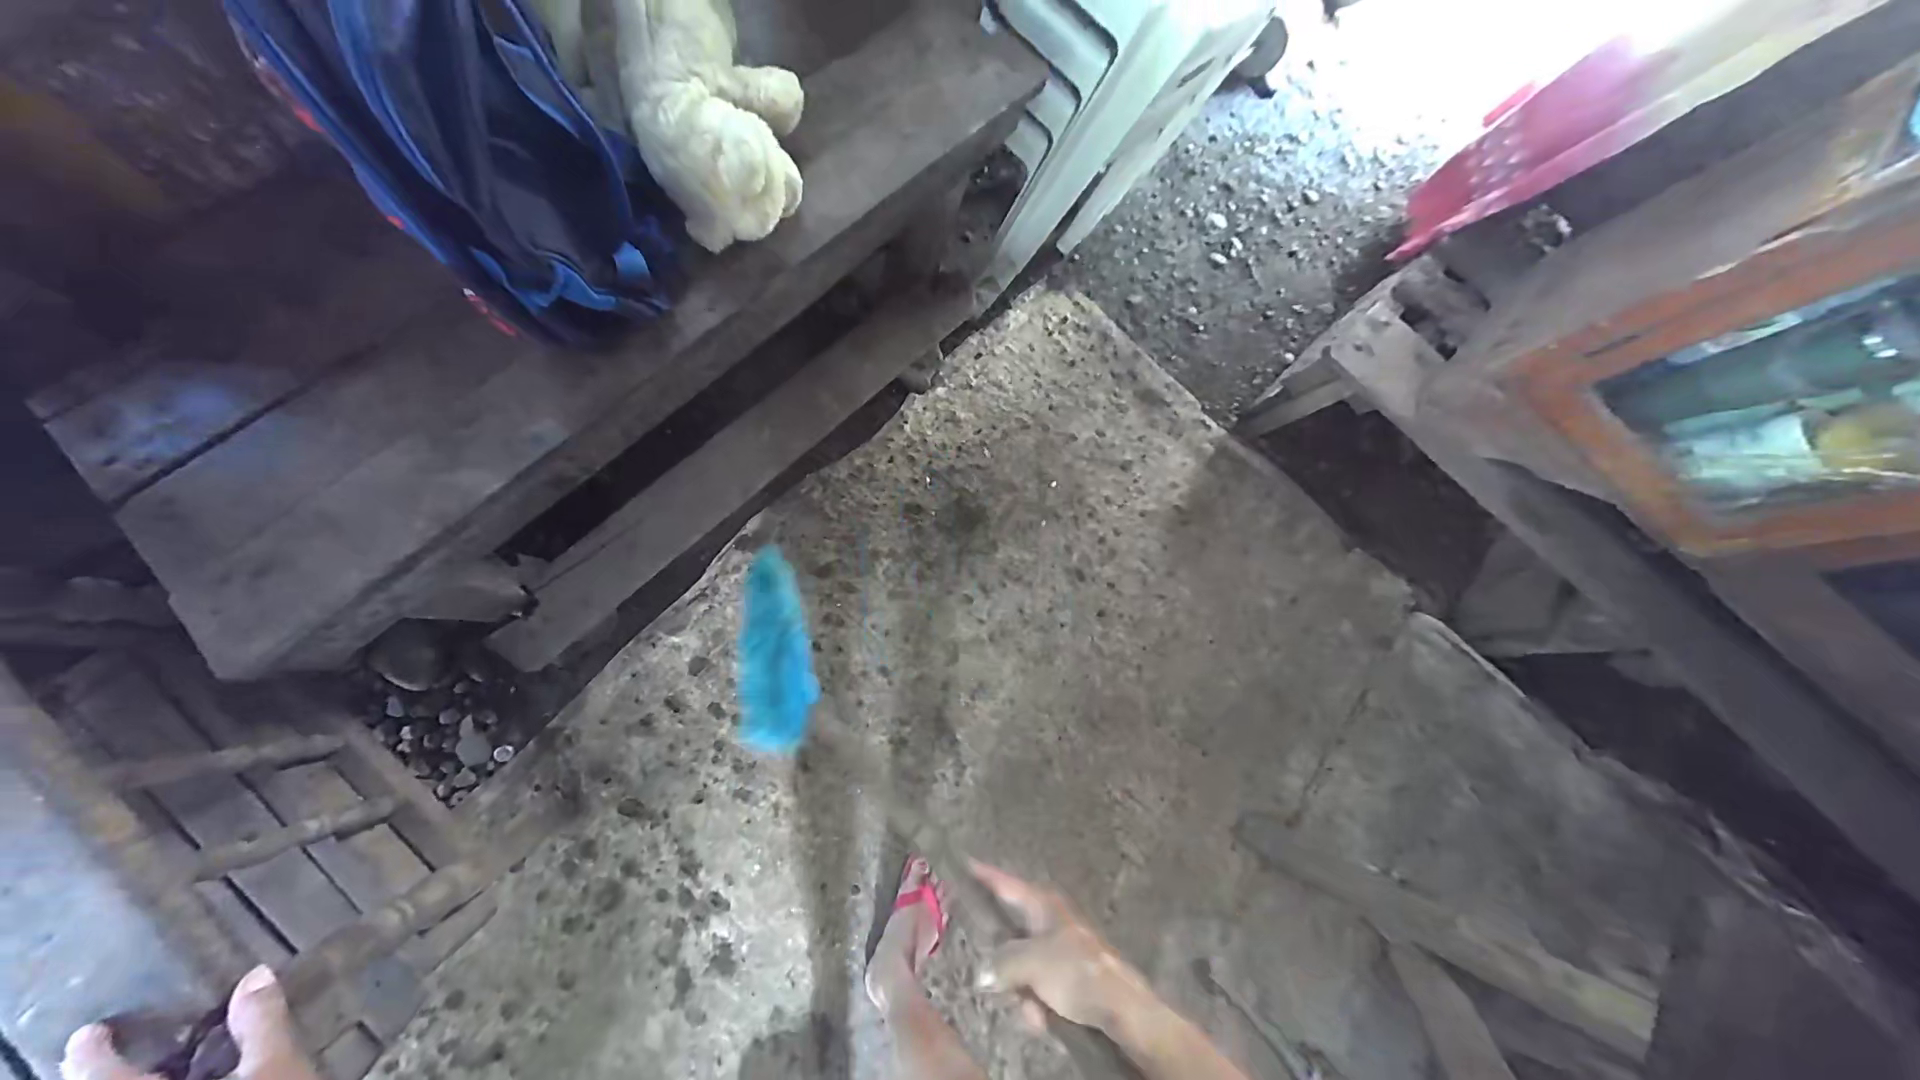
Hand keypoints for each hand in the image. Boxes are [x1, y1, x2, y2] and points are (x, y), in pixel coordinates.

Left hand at [63, 966, 320, 1079]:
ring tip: (162, 1055)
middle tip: (128, 1039)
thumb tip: (257, 972)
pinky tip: (196, 1071)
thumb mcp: (274, 1065)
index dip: (90, 1053)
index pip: (98, 1075)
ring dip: (144, 1073)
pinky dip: (173, 1077)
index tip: (90, 1030)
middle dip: (113, 1066)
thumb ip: (261, 1020)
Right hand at [971, 861, 1149, 1031]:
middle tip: (1001, 983)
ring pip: (1020, 966)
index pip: (1004, 883)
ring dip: (1021, 991)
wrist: (1121, 1006)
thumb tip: (984, 972)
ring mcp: (1058, 946)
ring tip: (1032, 1010)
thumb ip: (1000, 962)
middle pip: (1008, 935)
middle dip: (1004, 965)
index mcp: (1041, 903)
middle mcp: (1048, 918)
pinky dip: (1036, 1001)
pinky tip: (1043, 1017)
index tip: (964, 861)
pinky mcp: (1067, 972)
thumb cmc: (1075, 971)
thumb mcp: (1030, 962)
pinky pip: (1037, 984)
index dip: (983, 874)